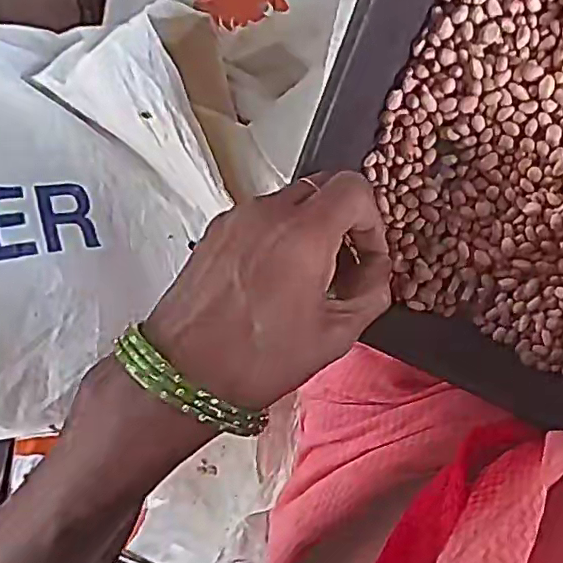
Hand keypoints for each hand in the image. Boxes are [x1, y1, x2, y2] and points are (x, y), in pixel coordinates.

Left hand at [142, 171, 391, 410]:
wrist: (185, 376)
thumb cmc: (257, 359)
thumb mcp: (337, 334)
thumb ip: (372, 291)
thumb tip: (377, 272)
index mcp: (303, 235)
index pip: (355, 188)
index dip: (373, 220)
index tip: (369, 253)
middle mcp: (268, 214)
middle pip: (326, 186)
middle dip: (347, 220)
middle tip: (349, 261)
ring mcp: (238, 218)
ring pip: (295, 200)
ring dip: (316, 227)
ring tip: (314, 275)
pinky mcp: (218, 230)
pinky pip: (265, 216)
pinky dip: (284, 234)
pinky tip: (282, 278)